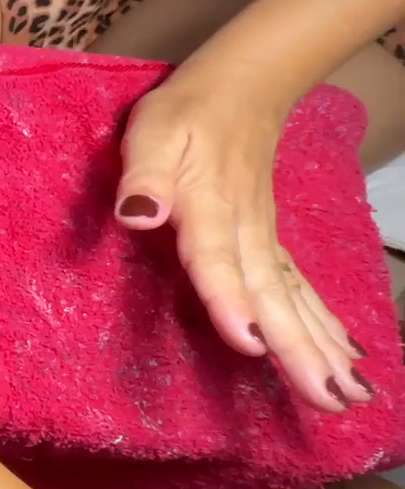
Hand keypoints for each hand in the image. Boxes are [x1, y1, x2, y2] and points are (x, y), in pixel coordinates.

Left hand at [117, 73, 368, 411]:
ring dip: (320, 344)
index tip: (251, 344)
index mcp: (209, 209)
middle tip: (330, 399)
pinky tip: (348, 351)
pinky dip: (324, 318)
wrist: (239, 88)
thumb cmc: (182, 115)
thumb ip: (142, 177)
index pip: (217, 262)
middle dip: (298, 348)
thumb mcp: (148, 136)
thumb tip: (138, 214)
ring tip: (349, 394)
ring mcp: (262, 234)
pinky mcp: (266, 235)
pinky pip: (299, 283)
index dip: (231, 303)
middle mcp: (245, 230)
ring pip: (294, 295)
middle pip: (271, 294)